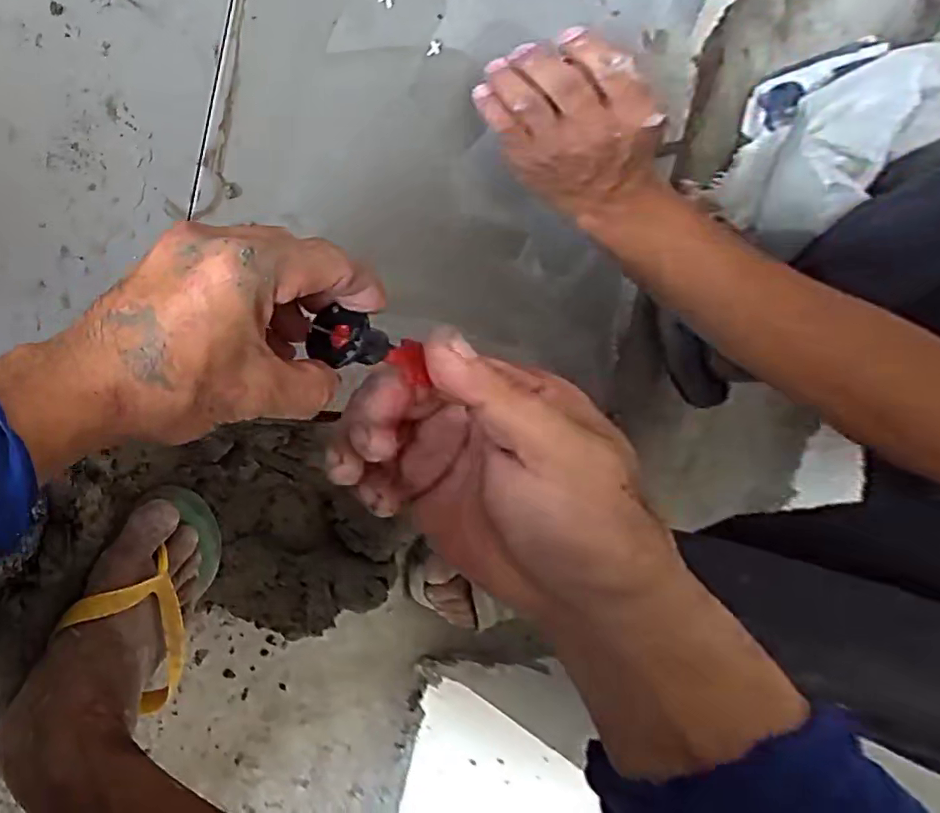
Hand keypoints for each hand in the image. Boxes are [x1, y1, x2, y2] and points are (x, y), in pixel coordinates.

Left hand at [0, 222, 383, 472]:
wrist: (84, 383)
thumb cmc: (171, 386)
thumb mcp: (254, 394)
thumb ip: (310, 384)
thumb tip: (323, 375)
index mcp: (244, 262)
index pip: (325, 259)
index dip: (358, 286)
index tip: (370, 314)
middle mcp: (212, 239)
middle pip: (287, 254)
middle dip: (314, 294)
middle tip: (324, 336)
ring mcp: (179, 245)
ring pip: (251, 258)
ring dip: (276, 295)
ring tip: (282, 343)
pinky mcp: (157, 261)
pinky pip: (217, 266)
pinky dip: (241, 292)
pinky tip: (241, 332)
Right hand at [324, 329, 683, 624]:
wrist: (588, 604)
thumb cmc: (583, 518)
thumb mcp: (550, 449)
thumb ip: (492, 393)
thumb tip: (438, 334)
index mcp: (497, 393)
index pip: (426, 370)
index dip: (392, 387)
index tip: (380, 418)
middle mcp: (459, 415)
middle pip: (389, 398)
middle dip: (367, 420)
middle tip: (371, 453)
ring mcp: (435, 453)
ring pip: (372, 430)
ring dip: (351, 447)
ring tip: (351, 477)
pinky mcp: (418, 490)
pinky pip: (372, 470)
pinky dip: (359, 479)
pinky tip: (374, 502)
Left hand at [473, 29, 669, 225]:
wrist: (605, 197)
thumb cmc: (622, 148)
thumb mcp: (640, 113)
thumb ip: (619, 83)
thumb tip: (576, 49)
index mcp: (631, 111)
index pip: (610, 70)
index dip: (586, 47)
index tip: (566, 35)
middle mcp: (593, 126)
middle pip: (562, 84)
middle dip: (537, 61)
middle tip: (522, 50)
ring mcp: (555, 143)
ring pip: (527, 102)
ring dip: (507, 78)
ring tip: (497, 65)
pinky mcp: (526, 157)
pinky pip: (504, 125)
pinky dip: (490, 105)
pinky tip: (482, 91)